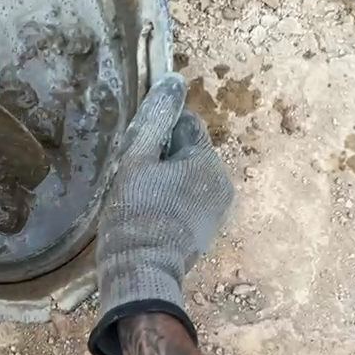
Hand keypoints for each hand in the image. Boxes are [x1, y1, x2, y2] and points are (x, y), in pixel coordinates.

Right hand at [88, 72, 233, 354]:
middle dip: (161, 158)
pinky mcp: (208, 231)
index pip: (184, 125)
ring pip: (187, 178)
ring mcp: (217, 210)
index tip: (135, 149)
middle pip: (187, 153)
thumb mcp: (137, 161)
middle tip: (132, 178)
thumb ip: (154, 120)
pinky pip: (188, 202)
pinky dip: (170, 202)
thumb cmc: (135, 215)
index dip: (156, 132)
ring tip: (139, 199)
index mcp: (208, 161)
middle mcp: (222, 182)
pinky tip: (149, 216)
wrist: (142, 273)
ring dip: (165, 181)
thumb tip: (173, 81)